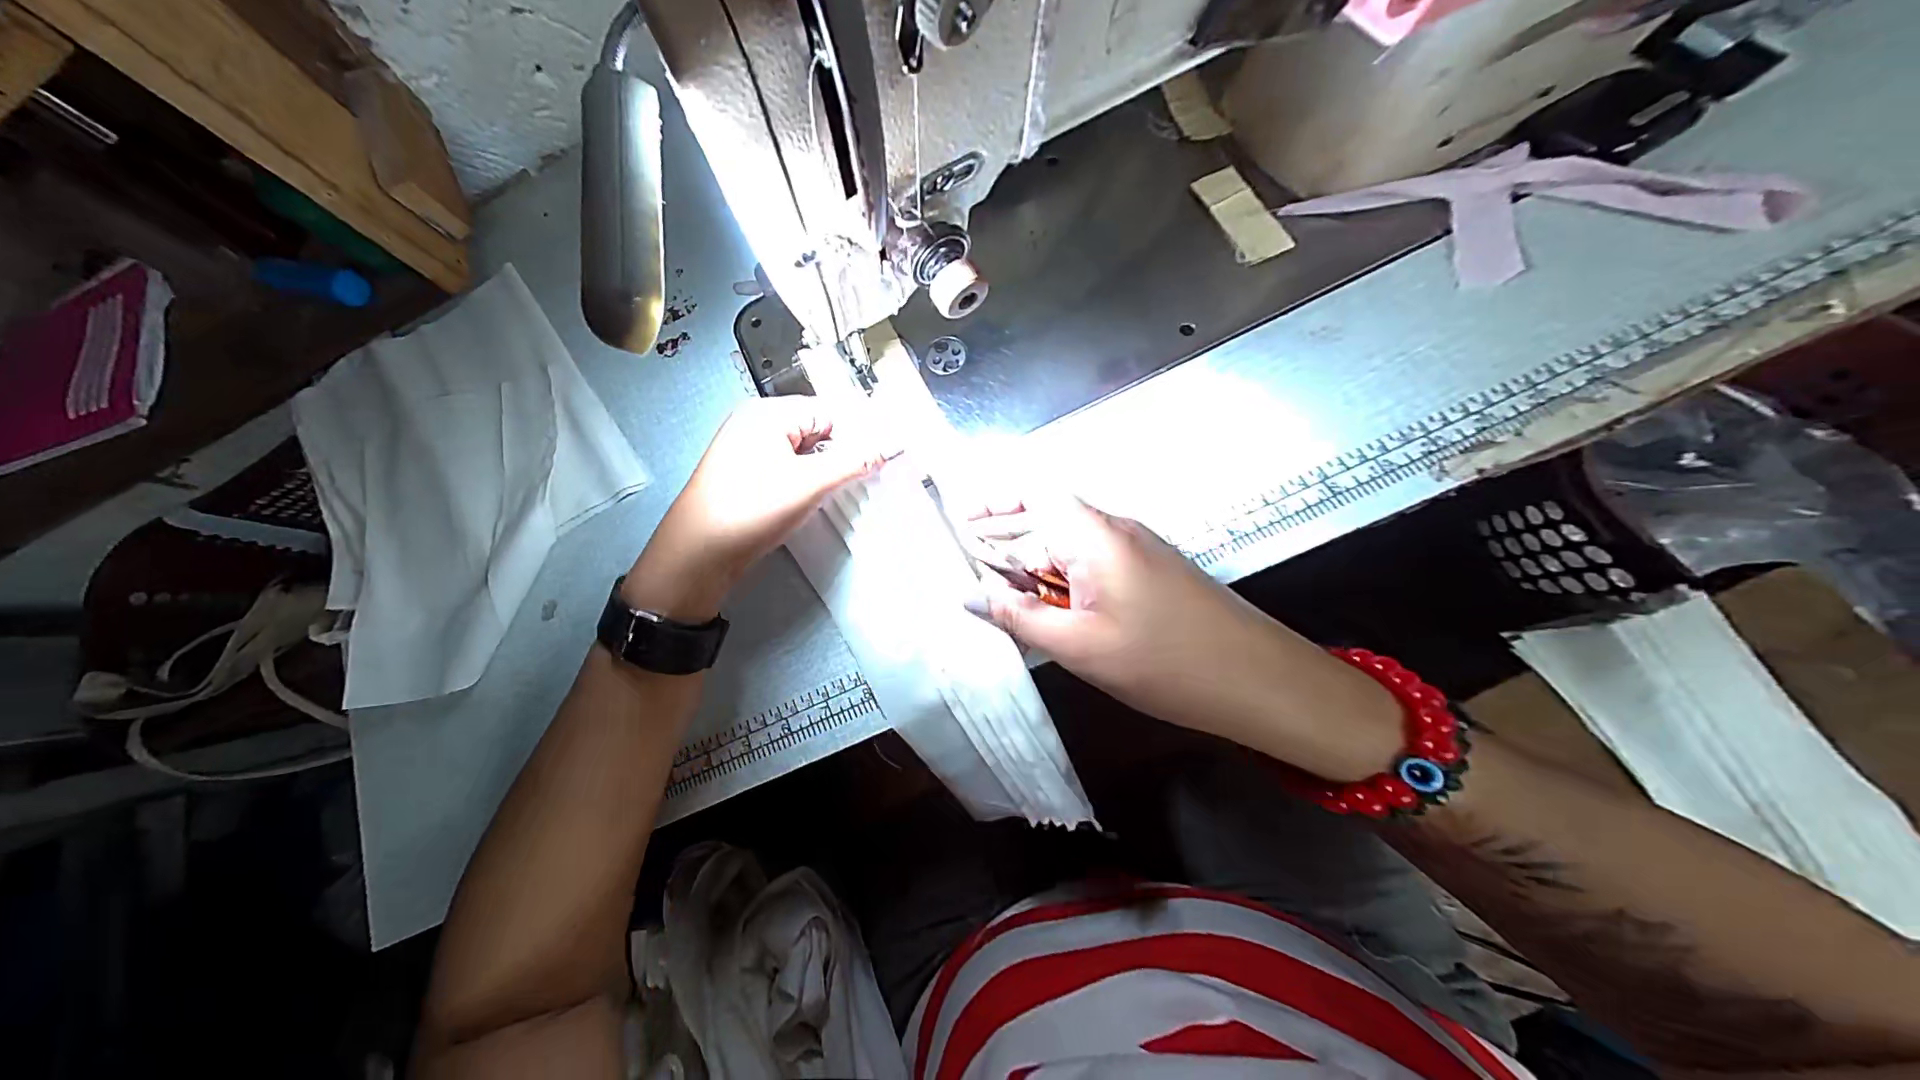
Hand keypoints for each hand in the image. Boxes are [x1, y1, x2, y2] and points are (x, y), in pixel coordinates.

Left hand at [623, 397, 894, 620]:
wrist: (698, 555)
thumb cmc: (748, 511)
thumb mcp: (809, 484)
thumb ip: (854, 461)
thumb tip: (890, 445)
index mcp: (767, 413)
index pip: (830, 410)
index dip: (861, 431)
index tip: (888, 453)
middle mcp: (756, 425)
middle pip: (818, 429)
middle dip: (846, 451)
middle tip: (872, 474)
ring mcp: (750, 451)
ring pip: (806, 452)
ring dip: (828, 469)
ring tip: (847, 488)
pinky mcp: (749, 478)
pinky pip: (790, 469)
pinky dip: (809, 481)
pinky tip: (819, 499)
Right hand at [966, 495, 1401, 780]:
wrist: (1257, 679)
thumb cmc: (1164, 662)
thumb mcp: (1079, 646)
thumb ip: (1020, 617)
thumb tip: (972, 597)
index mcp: (1094, 535)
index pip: (1032, 490)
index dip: (992, 497)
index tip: (960, 518)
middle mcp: (1114, 529)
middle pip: (1047, 512)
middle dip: (1005, 531)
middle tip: (970, 560)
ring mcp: (1135, 548)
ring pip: (1069, 538)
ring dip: (1032, 557)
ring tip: (1000, 587)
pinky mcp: (1149, 570)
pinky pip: (1092, 558)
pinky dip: (1061, 574)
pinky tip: (1047, 604)